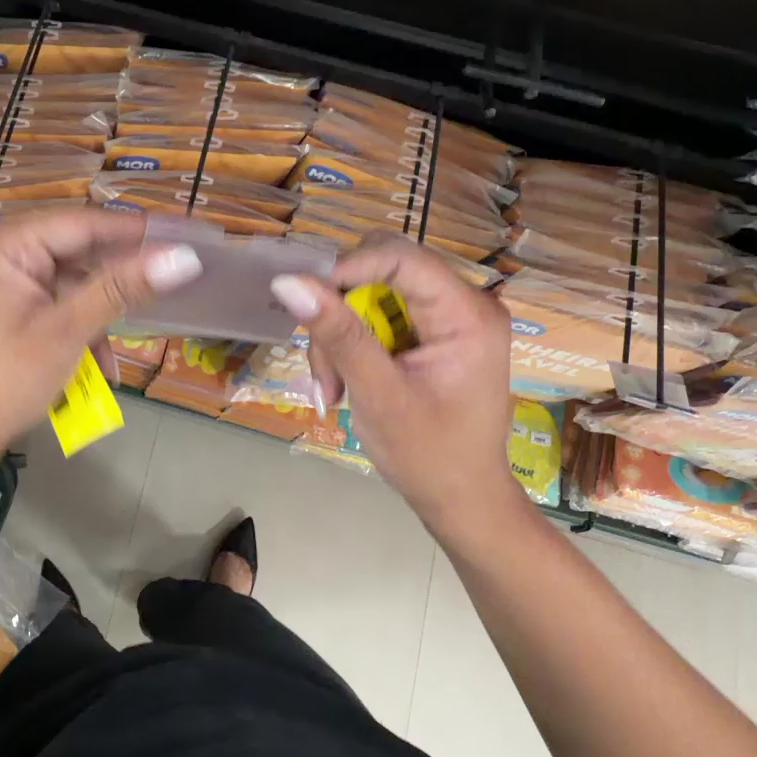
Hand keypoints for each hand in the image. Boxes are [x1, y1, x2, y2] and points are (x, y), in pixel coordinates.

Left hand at [0, 210, 201, 451]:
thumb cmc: (7, 381)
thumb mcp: (69, 331)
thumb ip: (122, 288)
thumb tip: (181, 257)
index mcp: (4, 244)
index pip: (81, 222)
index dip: (133, 230)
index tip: (182, 235)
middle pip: (74, 250)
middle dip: (116, 277)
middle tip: (170, 280)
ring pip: (68, 280)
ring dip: (99, 312)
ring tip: (128, 340)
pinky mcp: (4, 305)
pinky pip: (53, 301)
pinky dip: (77, 326)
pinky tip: (98, 361)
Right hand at [269, 238, 522, 528]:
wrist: (460, 499)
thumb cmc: (428, 456)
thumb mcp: (378, 396)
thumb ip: (337, 335)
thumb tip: (288, 282)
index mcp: (467, 314)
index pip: (399, 258)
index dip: (346, 270)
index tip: (306, 305)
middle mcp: (463, 303)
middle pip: (381, 269)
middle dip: (340, 308)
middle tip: (326, 360)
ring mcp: (447, 317)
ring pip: (369, 292)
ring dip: (339, 333)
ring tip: (334, 386)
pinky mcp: (430, 332)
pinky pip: (374, 314)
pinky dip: (350, 343)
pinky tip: (346, 381)